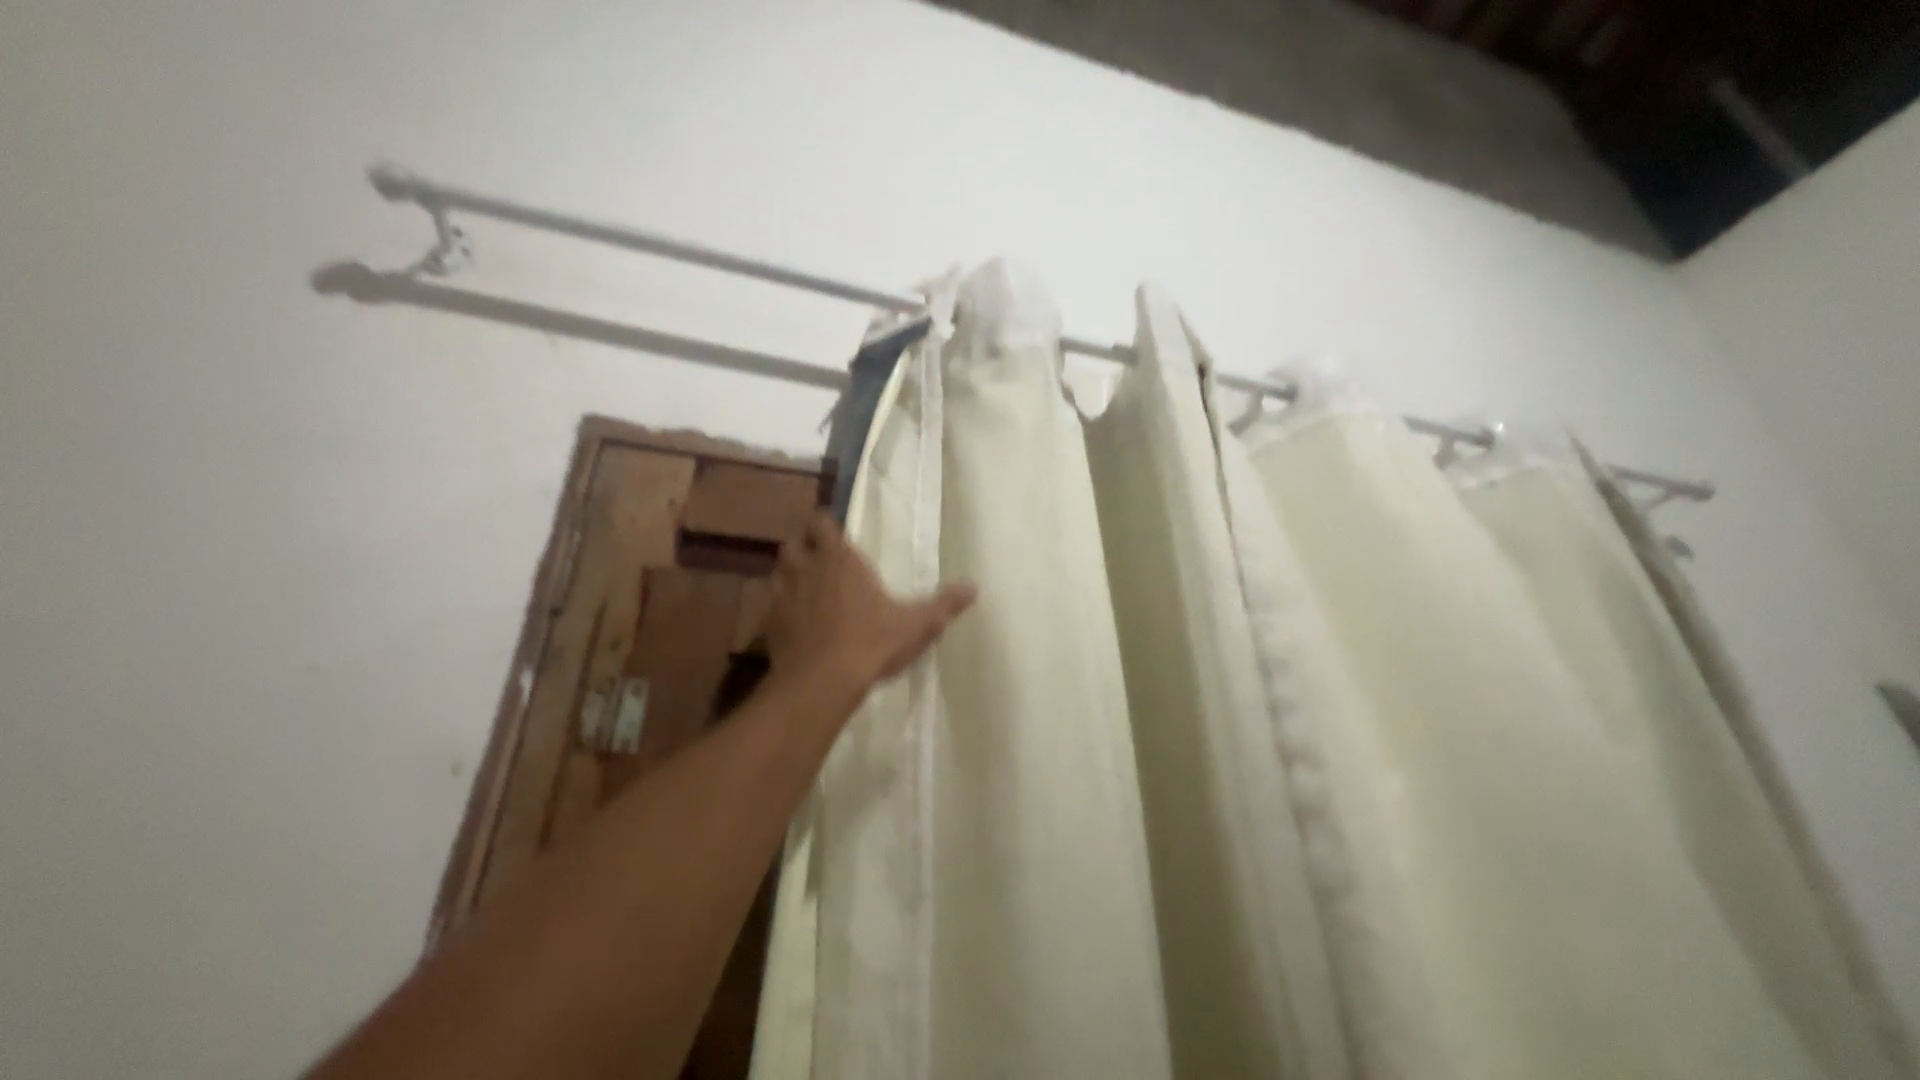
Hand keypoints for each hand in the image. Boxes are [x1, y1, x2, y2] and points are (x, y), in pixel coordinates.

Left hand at [766, 514, 976, 691]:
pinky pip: (771, 607)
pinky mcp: (768, 626)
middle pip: (793, 543)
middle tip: (820, 561)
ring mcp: (782, 596)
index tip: (834, 533)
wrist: (821, 682)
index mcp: (839, 558)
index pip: (821, 522)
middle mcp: (806, 569)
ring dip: (788, 576)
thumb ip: (943, 604)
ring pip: (777, 572)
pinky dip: (780, 610)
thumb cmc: (870, 642)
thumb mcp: (916, 624)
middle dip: (803, 548)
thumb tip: (974, 586)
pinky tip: (794, 625)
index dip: (824, 525)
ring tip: (805, 590)